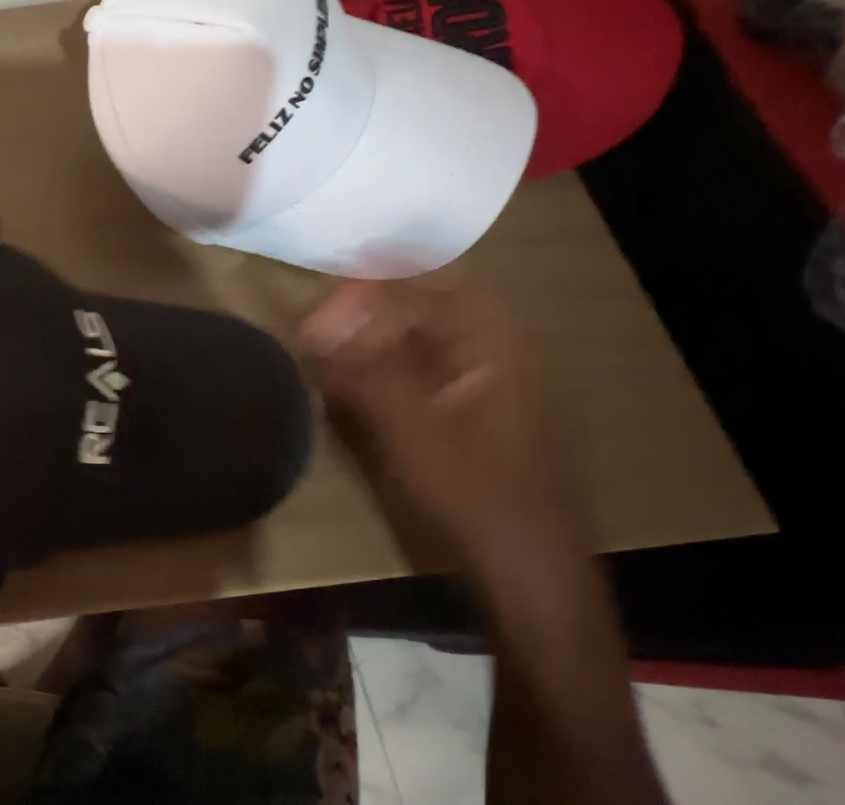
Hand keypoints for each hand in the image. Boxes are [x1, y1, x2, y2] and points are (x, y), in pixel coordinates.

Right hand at [298, 267, 587, 572]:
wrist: (528, 567)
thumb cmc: (476, 491)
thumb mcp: (411, 426)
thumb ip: (363, 368)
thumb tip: (316, 323)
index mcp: (494, 343)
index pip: (433, 280)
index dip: (378, 277)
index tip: (326, 285)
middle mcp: (494, 354)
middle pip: (425, 307)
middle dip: (367, 308)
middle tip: (316, 324)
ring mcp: (486, 387)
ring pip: (419, 341)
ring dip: (370, 339)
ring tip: (323, 350)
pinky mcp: (471, 417)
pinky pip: (420, 373)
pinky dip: (381, 370)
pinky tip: (348, 386)